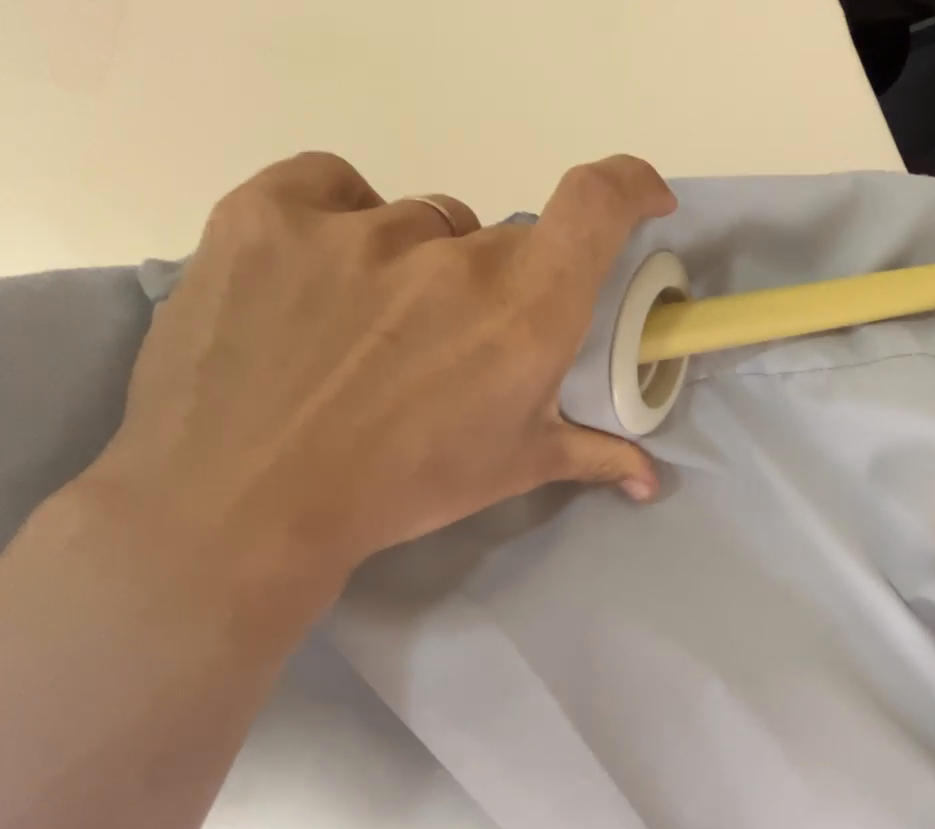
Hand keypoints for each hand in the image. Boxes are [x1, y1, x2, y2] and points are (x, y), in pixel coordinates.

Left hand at [82, 151, 673, 591]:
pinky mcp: (267, 213)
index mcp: (528, 312)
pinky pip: (332, 185)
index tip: (646, 199)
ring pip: (423, 221)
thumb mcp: (517, 469)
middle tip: (469, 339)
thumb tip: (650, 482)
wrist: (243, 498)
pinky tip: (326, 268)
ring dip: (427, 260)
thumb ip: (596, 454)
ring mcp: (356, 227)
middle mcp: (454, 255)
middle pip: (507, 238)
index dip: (632, 185)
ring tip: (381, 324)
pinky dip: (344, 215)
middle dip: (507, 281)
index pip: (595, 206)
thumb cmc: (407, 485)